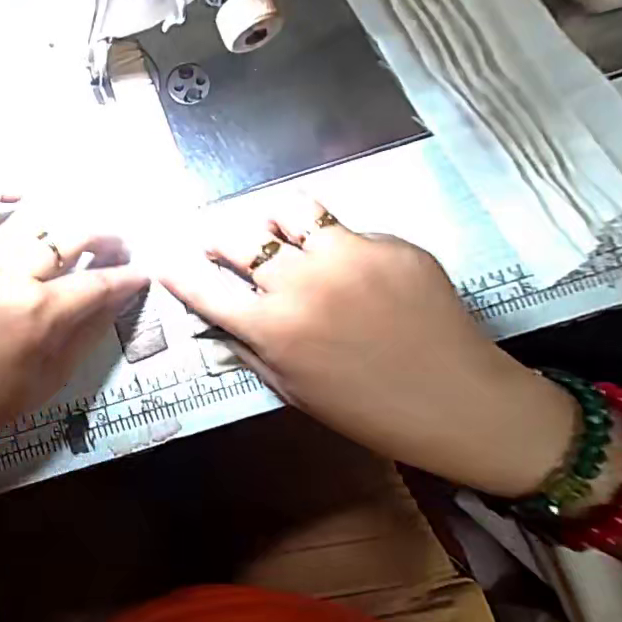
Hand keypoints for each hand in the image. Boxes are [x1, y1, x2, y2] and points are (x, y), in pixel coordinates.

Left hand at [0, 196, 148, 475]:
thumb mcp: (50, 376)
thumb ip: (87, 331)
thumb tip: (117, 298)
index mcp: (37, 310)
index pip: (98, 282)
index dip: (127, 278)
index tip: (144, 275)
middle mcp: (9, 272)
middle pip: (72, 239)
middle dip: (106, 241)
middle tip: (119, 251)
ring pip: (33, 220)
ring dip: (65, 223)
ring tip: (81, 236)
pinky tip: (18, 197)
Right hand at [160, 195, 577, 497]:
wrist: (455, 400)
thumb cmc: (368, 410)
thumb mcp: (296, 391)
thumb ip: (252, 350)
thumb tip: (220, 322)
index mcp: (274, 330)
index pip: (206, 292)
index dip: (179, 275)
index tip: (166, 262)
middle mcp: (301, 284)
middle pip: (239, 238)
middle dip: (219, 238)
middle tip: (220, 243)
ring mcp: (347, 255)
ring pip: (289, 211)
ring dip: (273, 221)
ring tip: (277, 232)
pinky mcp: (387, 243)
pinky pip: (343, 227)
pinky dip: (330, 237)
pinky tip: (343, 258)